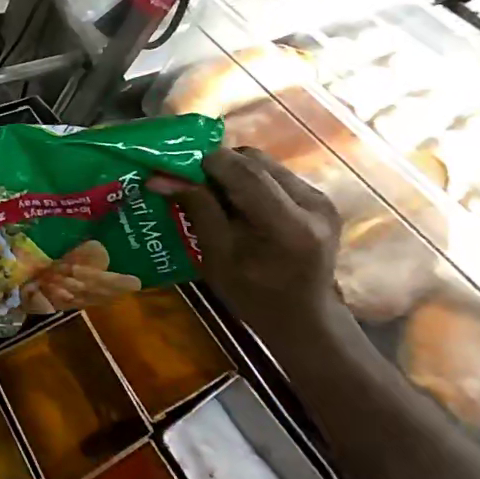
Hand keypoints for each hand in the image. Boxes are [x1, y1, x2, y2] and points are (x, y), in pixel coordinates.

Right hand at [148, 147, 345, 338]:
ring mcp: (321, 200)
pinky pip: (275, 175)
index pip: (245, 171)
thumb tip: (159, 178)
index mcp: (287, 224)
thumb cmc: (254, 296)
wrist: (304, 318)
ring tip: (214, 196)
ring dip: (234, 172)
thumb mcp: (216, 257)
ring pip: (265, 163)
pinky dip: (249, 181)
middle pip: (255, 160)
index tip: (176, 171)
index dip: (206, 162)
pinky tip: (237, 204)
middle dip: (219, 165)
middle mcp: (312, 204)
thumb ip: (196, 210)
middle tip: (192, 185)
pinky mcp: (320, 200)